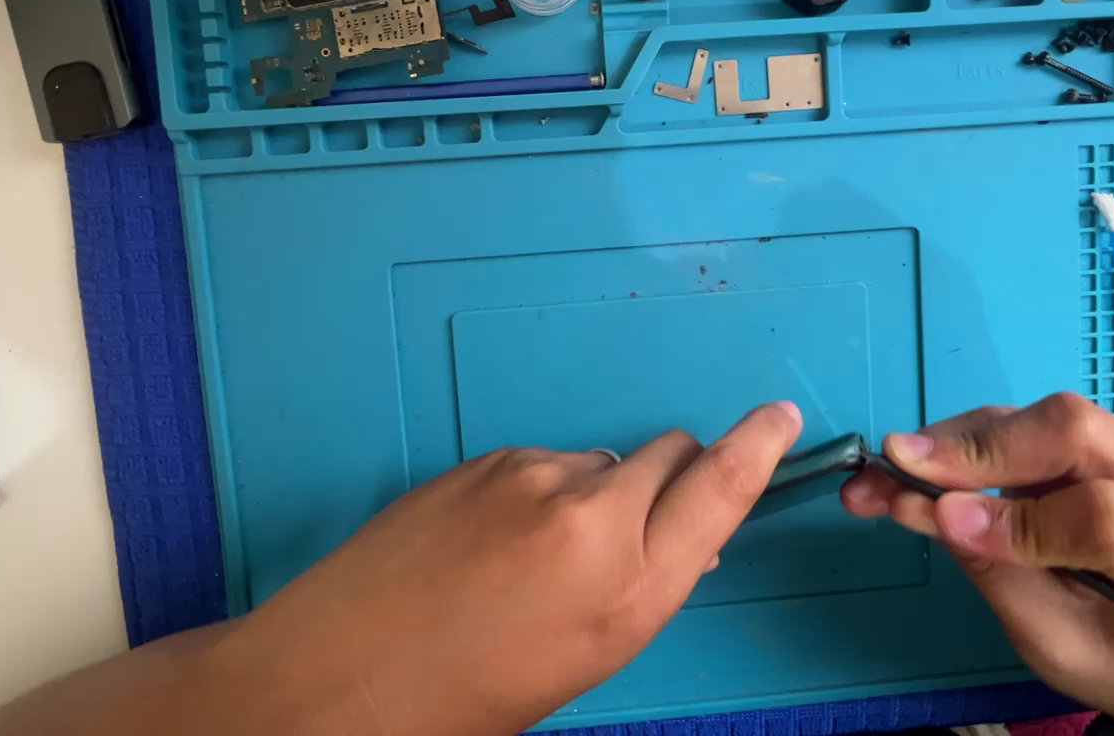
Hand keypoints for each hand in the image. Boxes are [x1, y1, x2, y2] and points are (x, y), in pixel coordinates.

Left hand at [225, 402, 803, 735]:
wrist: (333, 679)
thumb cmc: (471, 698)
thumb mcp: (582, 659)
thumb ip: (640, 584)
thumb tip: (688, 543)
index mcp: (628, 590)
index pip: (720, 491)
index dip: (758, 447)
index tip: (780, 415)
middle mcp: (593, 516)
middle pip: (670, 452)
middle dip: (673, 477)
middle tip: (642, 518)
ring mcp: (536, 474)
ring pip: (605, 459)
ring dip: (602, 490)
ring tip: (542, 548)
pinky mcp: (490, 456)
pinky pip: (549, 462)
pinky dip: (548, 489)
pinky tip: (499, 535)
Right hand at [839, 393, 1113, 730]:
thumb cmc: (1112, 656)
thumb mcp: (1053, 642)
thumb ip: (995, 571)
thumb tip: (925, 506)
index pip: (1108, 516)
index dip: (1020, 515)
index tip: (942, 521)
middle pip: (1071, 430)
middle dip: (974, 447)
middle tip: (895, 466)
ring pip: (1029, 417)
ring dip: (946, 443)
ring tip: (881, 478)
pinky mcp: (1080, 436)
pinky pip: (1011, 422)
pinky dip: (950, 443)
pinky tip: (907, 469)